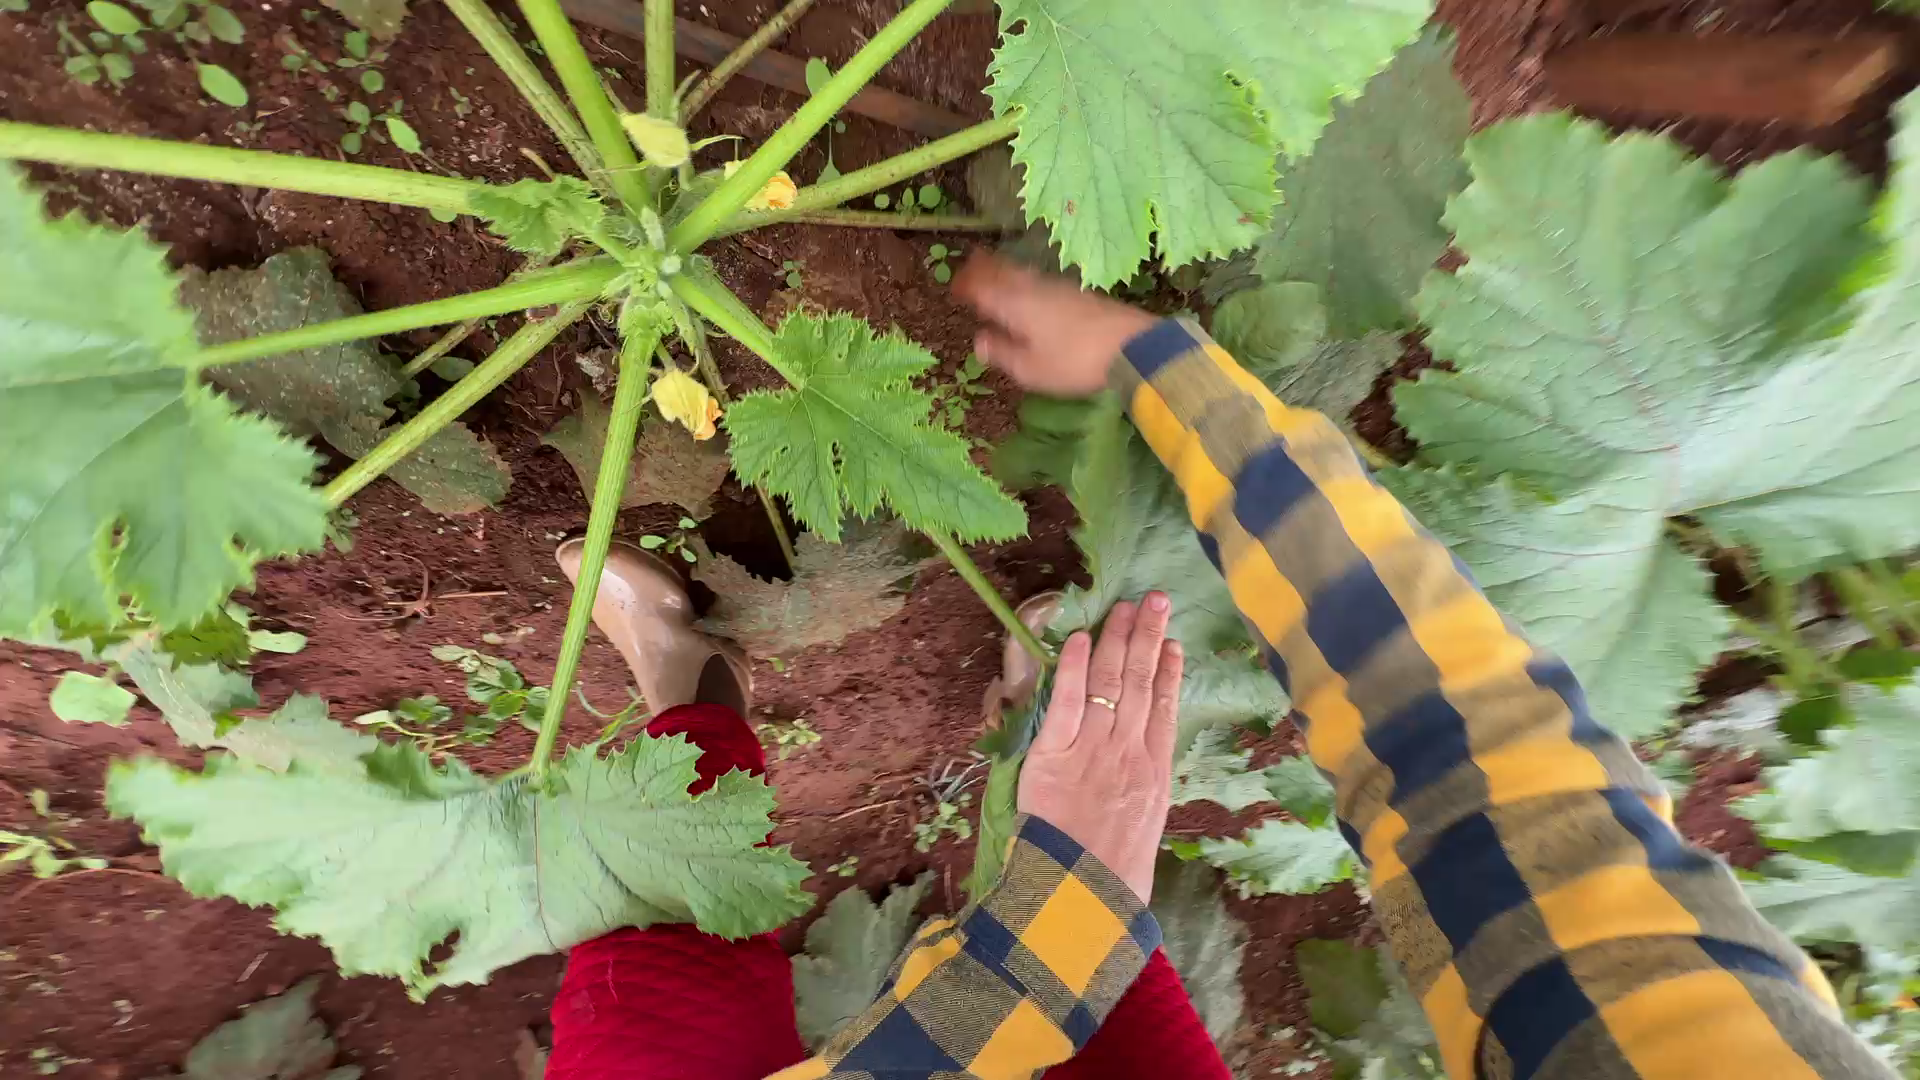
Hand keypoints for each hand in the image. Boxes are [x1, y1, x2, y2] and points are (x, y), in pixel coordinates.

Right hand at [953, 251, 1158, 396]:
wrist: (1130, 348)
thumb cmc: (1073, 362)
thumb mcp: (1030, 368)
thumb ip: (1002, 352)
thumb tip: (979, 340)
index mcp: (1016, 305)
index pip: (984, 289)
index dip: (968, 286)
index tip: (954, 287)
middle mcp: (1034, 289)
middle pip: (1005, 272)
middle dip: (986, 268)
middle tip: (971, 263)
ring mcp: (1059, 289)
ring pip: (1025, 274)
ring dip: (1006, 270)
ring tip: (996, 270)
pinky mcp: (1079, 295)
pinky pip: (1042, 281)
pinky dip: (1027, 280)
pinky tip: (1031, 289)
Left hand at [1017, 594, 1181, 904]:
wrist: (1082, 903)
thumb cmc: (1114, 874)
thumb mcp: (1146, 828)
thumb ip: (1143, 787)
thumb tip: (1142, 757)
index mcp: (1155, 772)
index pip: (1165, 707)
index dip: (1169, 670)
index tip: (1173, 641)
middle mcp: (1129, 752)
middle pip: (1140, 682)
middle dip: (1147, 636)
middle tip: (1154, 600)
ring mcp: (1093, 750)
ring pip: (1108, 682)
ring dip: (1117, 639)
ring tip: (1124, 607)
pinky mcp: (1053, 755)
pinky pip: (1066, 703)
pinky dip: (1072, 667)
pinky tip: (1079, 639)